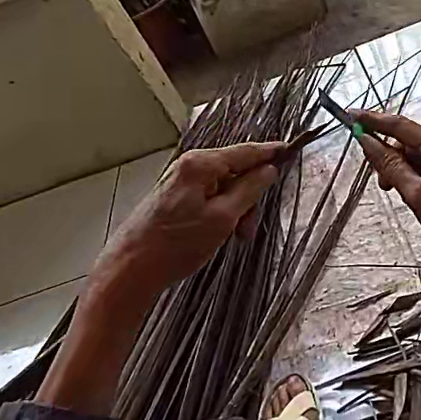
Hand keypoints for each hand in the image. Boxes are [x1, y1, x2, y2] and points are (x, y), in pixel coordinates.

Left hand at [90, 141, 283, 305]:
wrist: (131, 269)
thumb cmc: (175, 244)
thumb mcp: (223, 218)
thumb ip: (249, 190)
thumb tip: (268, 170)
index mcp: (200, 164)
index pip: (245, 151)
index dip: (269, 152)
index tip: (289, 150)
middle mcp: (189, 167)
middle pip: (234, 171)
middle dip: (249, 197)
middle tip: (250, 228)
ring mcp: (180, 182)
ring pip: (223, 188)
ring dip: (236, 210)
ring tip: (234, 237)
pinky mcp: (175, 199)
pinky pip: (209, 198)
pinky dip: (221, 214)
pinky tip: (219, 235)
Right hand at [351, 111, 420, 304]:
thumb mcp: (419, 196)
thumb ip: (392, 167)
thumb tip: (370, 144)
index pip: (400, 126)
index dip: (373, 121)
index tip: (352, 117)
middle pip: (407, 142)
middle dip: (388, 157)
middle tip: (378, 179)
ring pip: (415, 159)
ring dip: (400, 173)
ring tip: (398, 195)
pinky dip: (412, 182)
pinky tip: (412, 200)